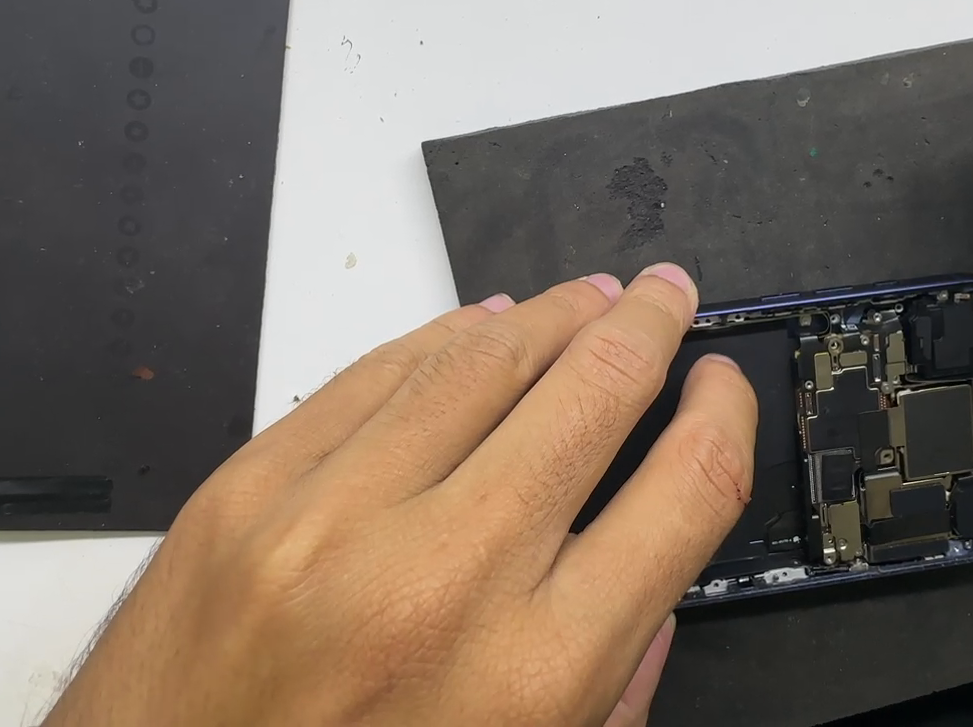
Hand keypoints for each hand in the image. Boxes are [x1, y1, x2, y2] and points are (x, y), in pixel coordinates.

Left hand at [43, 264, 755, 726]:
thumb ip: (613, 672)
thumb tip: (653, 543)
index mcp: (533, 677)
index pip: (684, 489)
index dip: (722, 415)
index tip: (721, 384)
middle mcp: (441, 580)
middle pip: (590, 394)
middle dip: (646, 328)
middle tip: (667, 295)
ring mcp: (332, 520)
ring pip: (484, 359)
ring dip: (555, 313)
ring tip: (590, 295)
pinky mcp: (249, 488)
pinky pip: (380, 371)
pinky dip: (449, 334)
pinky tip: (487, 321)